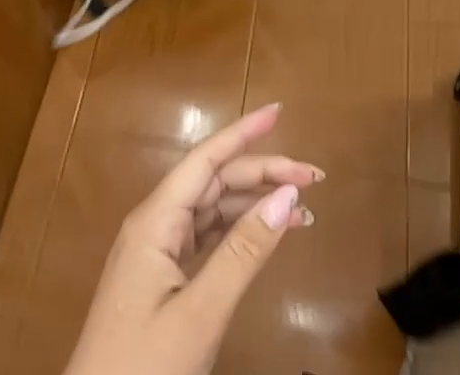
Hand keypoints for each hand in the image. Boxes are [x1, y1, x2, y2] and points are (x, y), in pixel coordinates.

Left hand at [63, 103, 323, 374]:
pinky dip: (241, 232)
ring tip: (305, 207)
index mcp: (154, 221)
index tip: (279, 111)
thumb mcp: (201, 310)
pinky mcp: (164, 278)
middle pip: (213, 182)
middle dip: (262, 172)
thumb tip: (287, 195)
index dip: (243, 133)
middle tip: (315, 178)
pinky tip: (270, 234)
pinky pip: (208, 238)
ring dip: (256, 203)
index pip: (205, 161)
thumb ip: (244, 252)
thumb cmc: (144, 362)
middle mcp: (154, 226)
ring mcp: (157, 253)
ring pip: (213, 210)